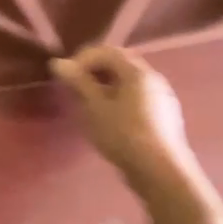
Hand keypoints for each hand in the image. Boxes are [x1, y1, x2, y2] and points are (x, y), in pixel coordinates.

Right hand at [50, 45, 197, 198]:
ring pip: (129, 81)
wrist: (161, 172)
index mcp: (138, 73)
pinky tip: (110, 117)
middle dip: (94, 70)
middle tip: (75, 87)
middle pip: (120, 63)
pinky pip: (137, 96)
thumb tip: (58, 62)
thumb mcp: (94, 106)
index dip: (83, 58)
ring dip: (105, 85)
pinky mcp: (164, 115)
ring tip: (89, 103)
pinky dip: (119, 97)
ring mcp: (162, 98)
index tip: (66, 76)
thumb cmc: (123, 134)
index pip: (107, 51)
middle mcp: (154, 80)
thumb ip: (78, 82)